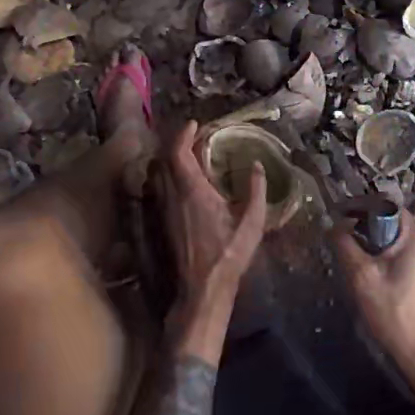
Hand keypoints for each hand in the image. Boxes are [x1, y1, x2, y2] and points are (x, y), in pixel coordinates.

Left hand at [157, 121, 265, 362]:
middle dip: (175, 144)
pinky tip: (184, 184)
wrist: (202, 289)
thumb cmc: (228, 254)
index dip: (183, 134)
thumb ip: (256, 191)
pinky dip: (167, 177)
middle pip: (162, 159)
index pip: (177, 153)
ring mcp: (163, 210)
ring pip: (156, 174)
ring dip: (169, 161)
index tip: (194, 124)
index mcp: (192, 191)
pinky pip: (158, 189)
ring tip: (188, 157)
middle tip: (193, 138)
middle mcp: (172, 196)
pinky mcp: (161, 223)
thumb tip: (257, 166)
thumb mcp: (252, 222)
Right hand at [333, 208, 414, 372]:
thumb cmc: (392, 310)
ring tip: (345, 246)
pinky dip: (375, 247)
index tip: (335, 213)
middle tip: (336, 231)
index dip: (357, 205)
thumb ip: (344, 244)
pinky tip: (361, 261)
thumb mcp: (361, 275)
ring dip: (366, 235)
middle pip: (385, 215)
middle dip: (359, 220)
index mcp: (414, 231)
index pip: (381, 202)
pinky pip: (392, 244)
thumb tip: (331, 225)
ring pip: (387, 231)